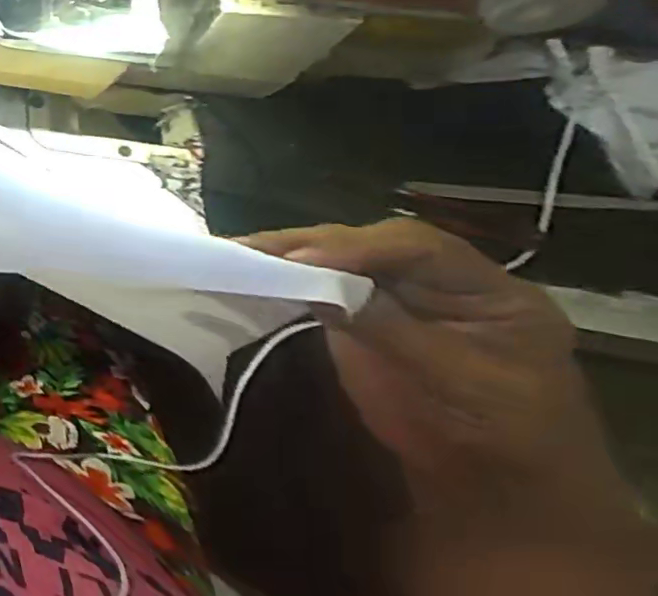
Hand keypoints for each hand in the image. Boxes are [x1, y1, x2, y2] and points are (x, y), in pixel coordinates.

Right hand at [239, 221, 636, 526]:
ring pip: (339, 252)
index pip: (420, 248)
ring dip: (285, 251)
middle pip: (370, 242)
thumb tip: (315, 284)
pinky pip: (323, 276)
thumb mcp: (450, 380)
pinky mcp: (363, 303)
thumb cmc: (490, 437)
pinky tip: (250, 264)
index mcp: (493, 292)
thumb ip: (385, 325)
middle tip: (250, 249)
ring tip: (236, 250)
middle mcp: (445, 278)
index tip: (301, 261)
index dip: (357, 246)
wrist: (493, 488)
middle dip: (309, 244)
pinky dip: (285, 269)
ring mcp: (402, 290)